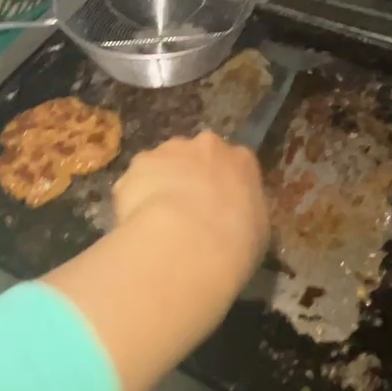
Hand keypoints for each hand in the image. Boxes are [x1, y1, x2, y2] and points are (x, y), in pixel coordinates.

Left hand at [112, 132, 268, 286]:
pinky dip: (135, 197)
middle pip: (197, 156)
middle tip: (186, 212)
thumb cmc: (234, 244)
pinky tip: (137, 223)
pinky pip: (136, 180)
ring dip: (161, 184)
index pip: (235, 165)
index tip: (218, 208)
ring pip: (164, 164)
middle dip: (190, 177)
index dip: (224, 186)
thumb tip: (233, 216)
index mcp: (241, 161)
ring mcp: (170, 150)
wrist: (188, 241)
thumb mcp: (256, 233)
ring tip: (158, 222)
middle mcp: (206, 146)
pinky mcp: (140, 162)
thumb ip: (245, 214)